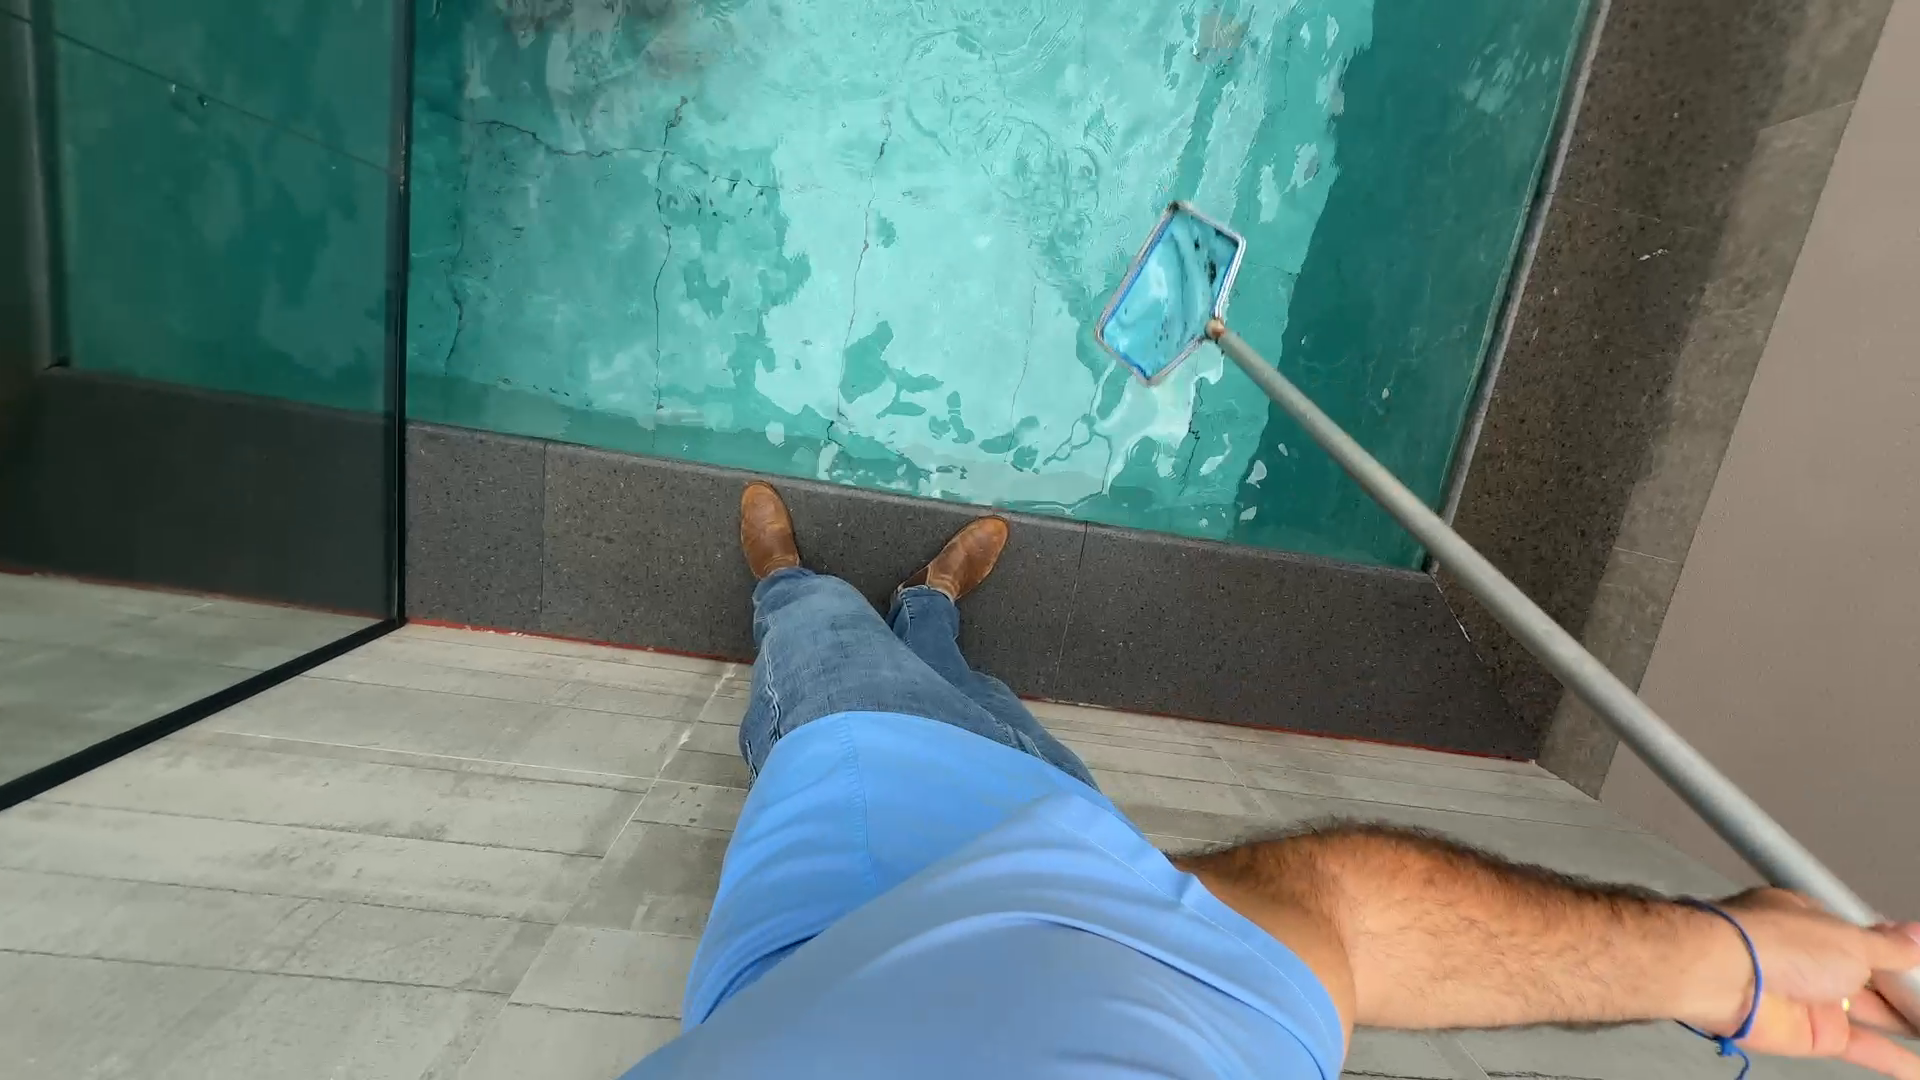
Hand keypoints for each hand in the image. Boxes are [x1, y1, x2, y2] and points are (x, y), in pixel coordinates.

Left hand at [1692, 889, 1919, 1078]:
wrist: (1722, 976)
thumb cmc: (1779, 943)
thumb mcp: (1845, 937)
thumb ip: (1886, 946)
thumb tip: (1917, 934)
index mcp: (1804, 920)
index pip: (1856, 933)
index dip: (1893, 947)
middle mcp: (1808, 955)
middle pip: (1872, 974)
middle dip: (1907, 987)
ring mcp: (1812, 995)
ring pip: (1876, 1012)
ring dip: (1910, 1020)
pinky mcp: (1816, 1033)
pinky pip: (1870, 1050)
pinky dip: (1901, 1063)